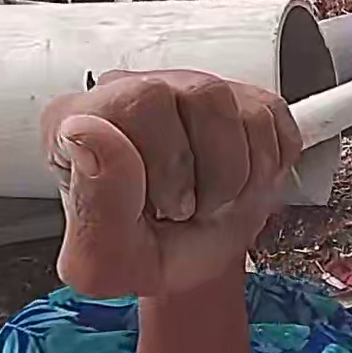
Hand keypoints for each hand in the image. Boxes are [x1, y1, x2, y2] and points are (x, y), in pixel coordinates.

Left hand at [43, 71, 300, 298]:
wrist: (197, 260)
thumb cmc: (148, 254)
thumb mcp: (109, 263)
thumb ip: (92, 205)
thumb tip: (88, 131)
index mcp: (81, 119)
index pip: (135, 100)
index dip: (165, 161)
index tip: (161, 206)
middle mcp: (137, 91)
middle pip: (199, 94)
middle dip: (207, 170)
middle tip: (189, 209)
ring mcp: (192, 89)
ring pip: (235, 105)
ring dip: (238, 172)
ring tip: (216, 199)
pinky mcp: (242, 100)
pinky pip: (270, 117)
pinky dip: (266, 167)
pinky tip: (242, 185)